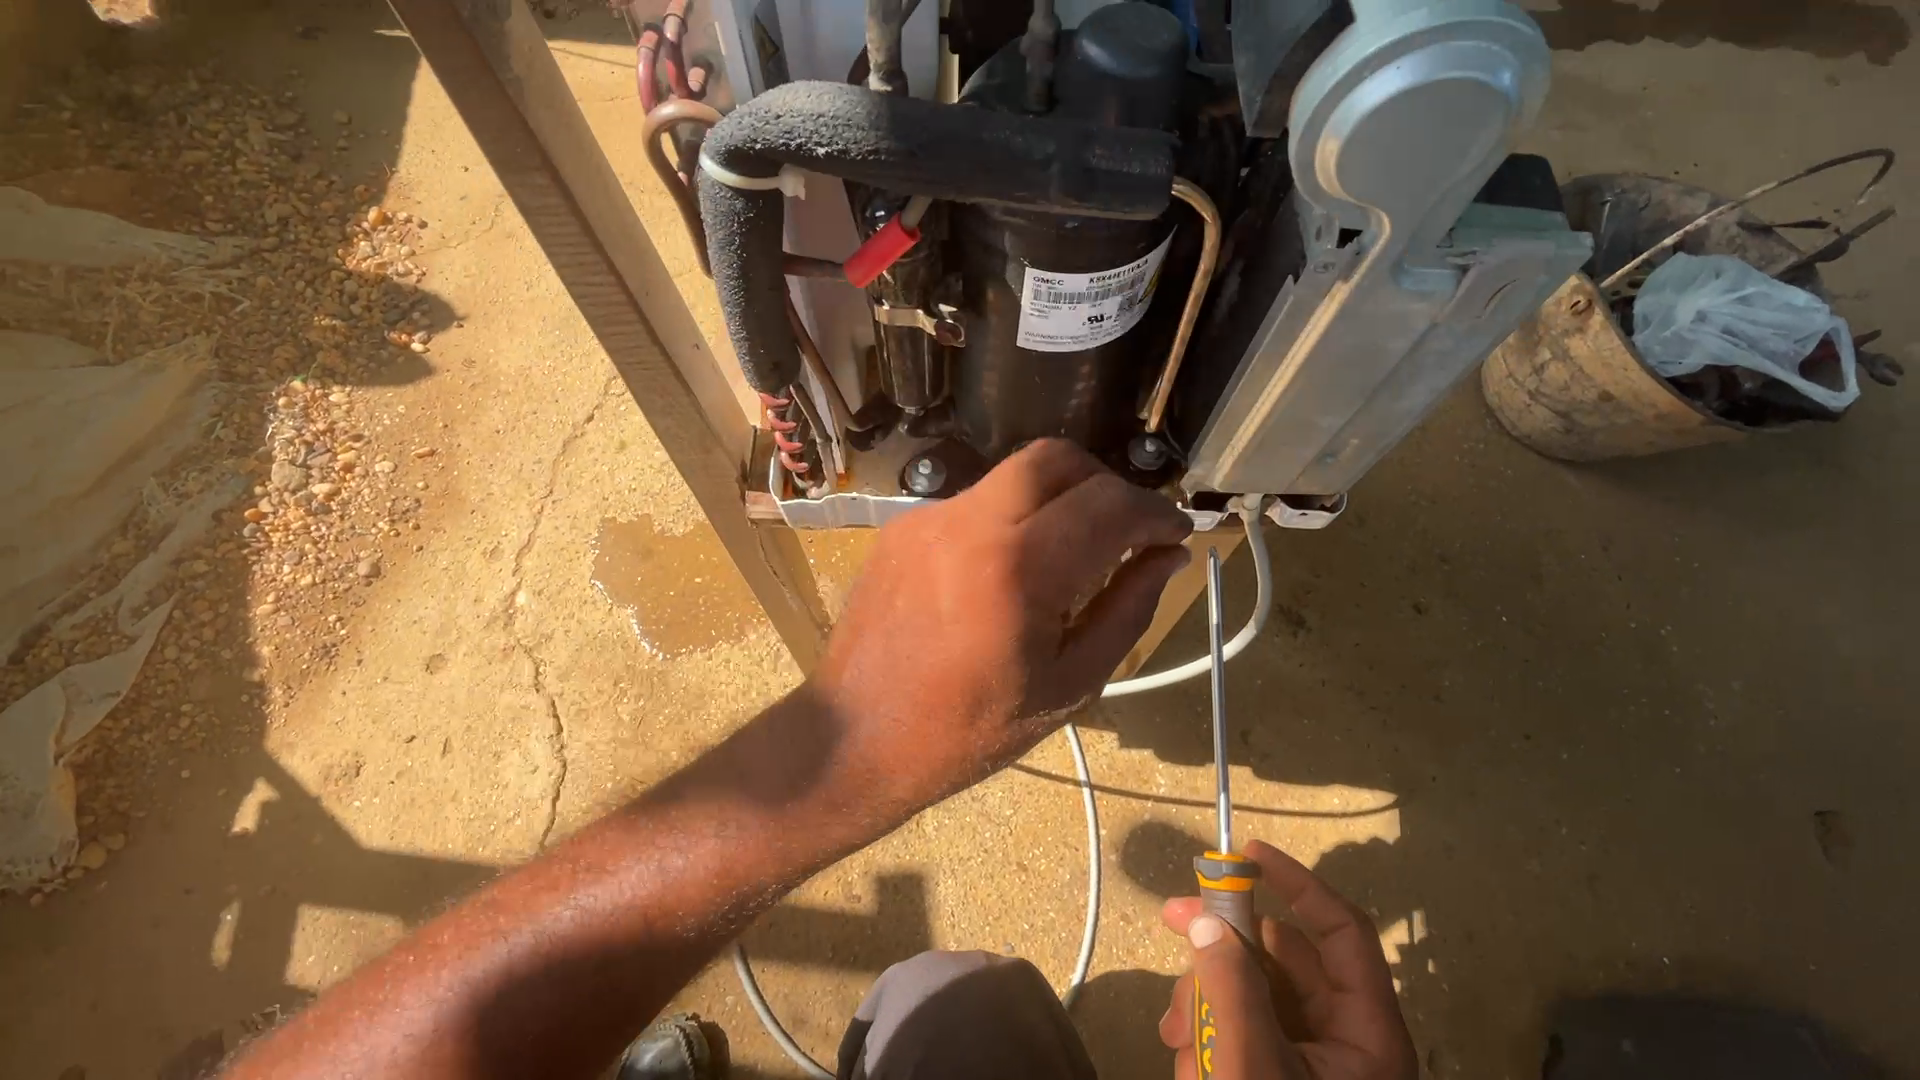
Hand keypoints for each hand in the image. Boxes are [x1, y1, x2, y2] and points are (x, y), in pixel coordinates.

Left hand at [810, 439, 1191, 810]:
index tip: (1174, 533)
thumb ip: (1127, 610)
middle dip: (1104, 481)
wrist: (857, 736)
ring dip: (1056, 498)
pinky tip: (1008, 570)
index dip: (1155, 512)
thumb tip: (1168, 557)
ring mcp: (928, 518)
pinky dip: (1010, 519)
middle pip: (1056, 457)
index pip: (1108, 503)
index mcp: (1019, 569)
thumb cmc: (970, 729)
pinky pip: (974, 502)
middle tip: (1125, 528)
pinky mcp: (901, 526)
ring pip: (1012, 476)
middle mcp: (970, 523)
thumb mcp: (1069, 685)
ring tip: (1070, 552)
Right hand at [1160, 841, 1416, 1079]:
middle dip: (1221, 946)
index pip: (1341, 930)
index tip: (1246, 853)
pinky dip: (1204, 1030)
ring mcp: (1302, 1055)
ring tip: (1178, 1040)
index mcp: (1366, 1032)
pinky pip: (1234, 1023)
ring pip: (1247, 987)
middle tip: (1169, 918)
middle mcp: (1340, 1036)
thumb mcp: (1252, 1068)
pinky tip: (1186, 1060)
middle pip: (1279, 956)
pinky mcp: (1270, 1070)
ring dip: (1203, 1000)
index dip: (1297, 883)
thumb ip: (1230, 987)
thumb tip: (1205, 921)